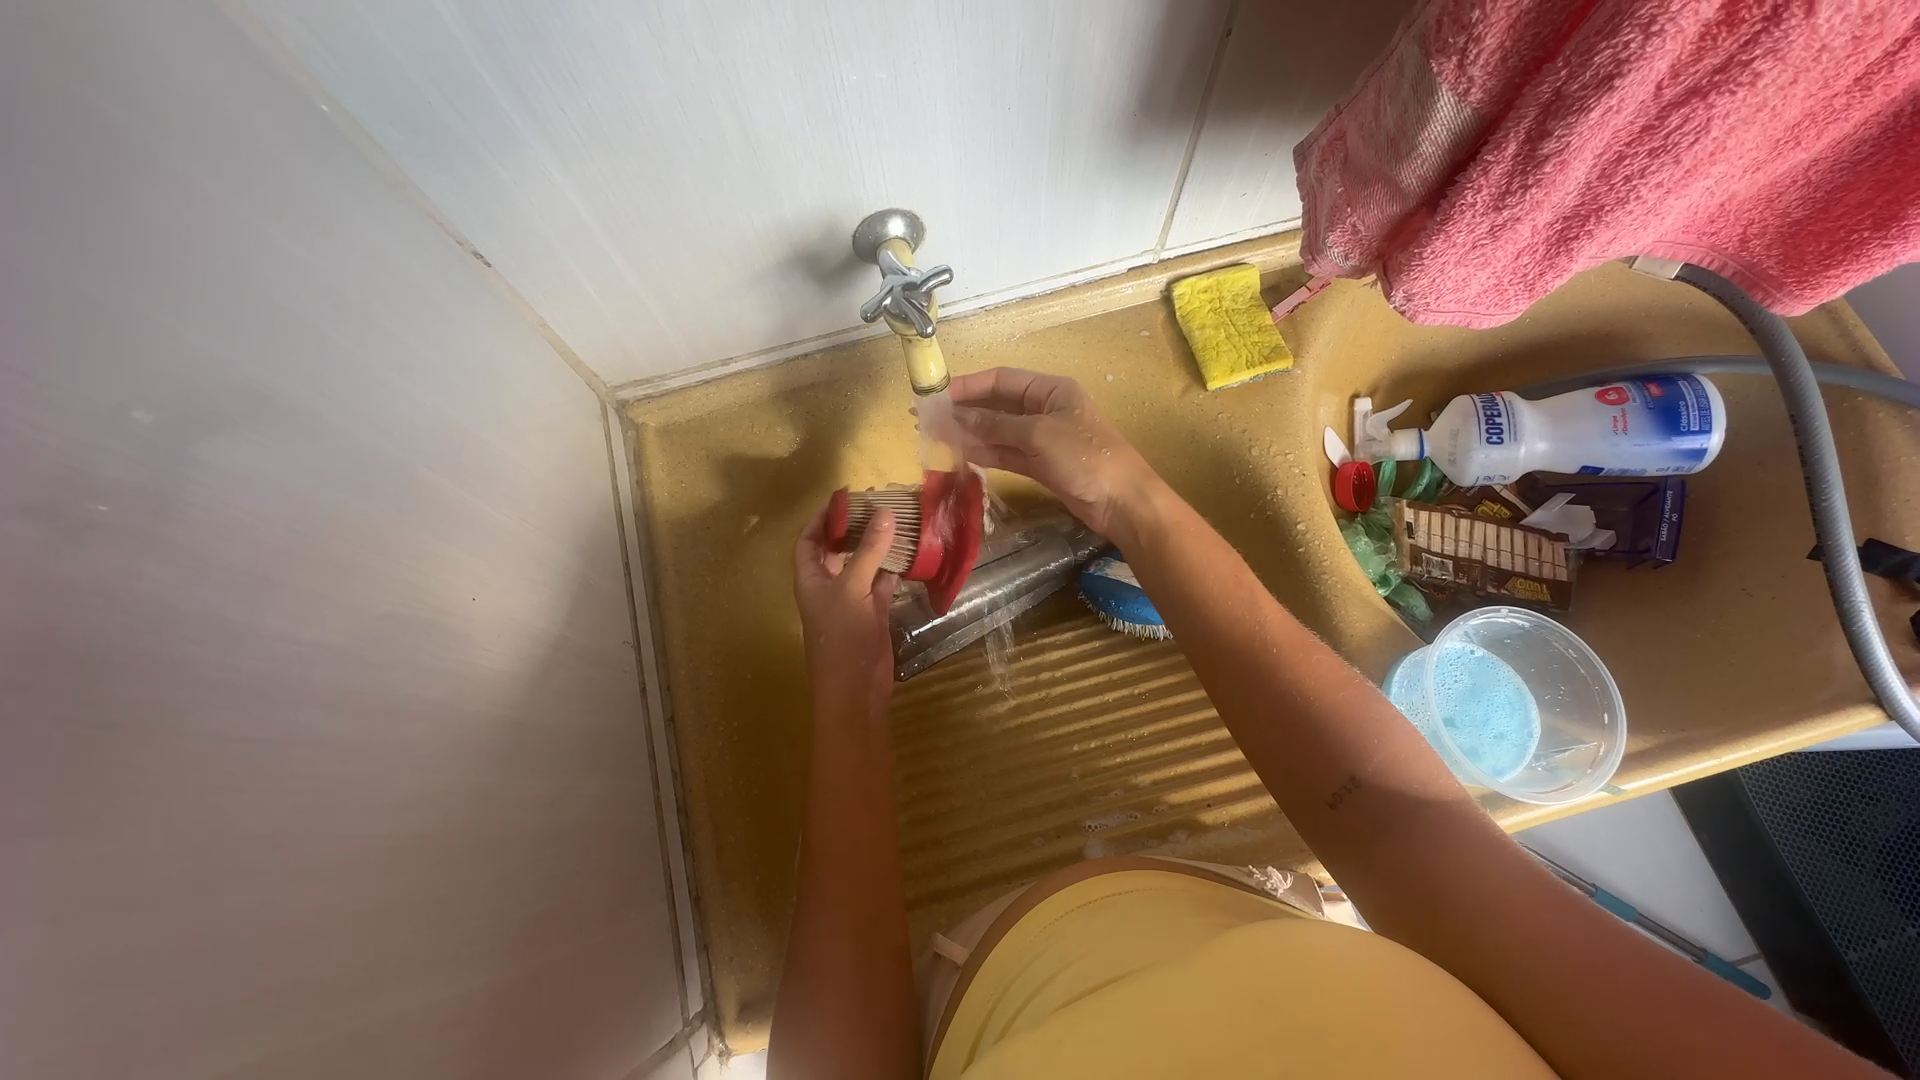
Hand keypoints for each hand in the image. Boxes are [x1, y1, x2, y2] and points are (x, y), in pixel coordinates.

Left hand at [793, 501, 898, 717]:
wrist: (856, 687)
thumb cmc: (842, 636)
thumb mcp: (853, 588)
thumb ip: (868, 550)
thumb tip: (885, 512)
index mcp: (811, 579)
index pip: (808, 541)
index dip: (821, 520)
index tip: (843, 499)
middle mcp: (829, 586)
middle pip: (837, 550)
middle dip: (854, 528)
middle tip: (878, 504)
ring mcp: (852, 600)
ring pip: (863, 565)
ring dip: (878, 546)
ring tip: (898, 521)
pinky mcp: (873, 612)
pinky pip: (882, 583)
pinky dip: (894, 569)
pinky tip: (910, 552)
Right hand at [948, 367, 1163, 537]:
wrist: (1121, 502)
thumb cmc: (1085, 457)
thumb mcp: (1038, 434)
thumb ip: (995, 425)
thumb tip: (957, 417)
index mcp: (1050, 390)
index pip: (1001, 379)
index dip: (967, 385)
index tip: (935, 396)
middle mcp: (1044, 409)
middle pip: (997, 404)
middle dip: (963, 410)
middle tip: (927, 419)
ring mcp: (1042, 439)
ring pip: (998, 431)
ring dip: (969, 434)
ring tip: (935, 437)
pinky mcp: (1040, 465)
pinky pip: (1006, 454)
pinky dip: (984, 453)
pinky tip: (959, 454)